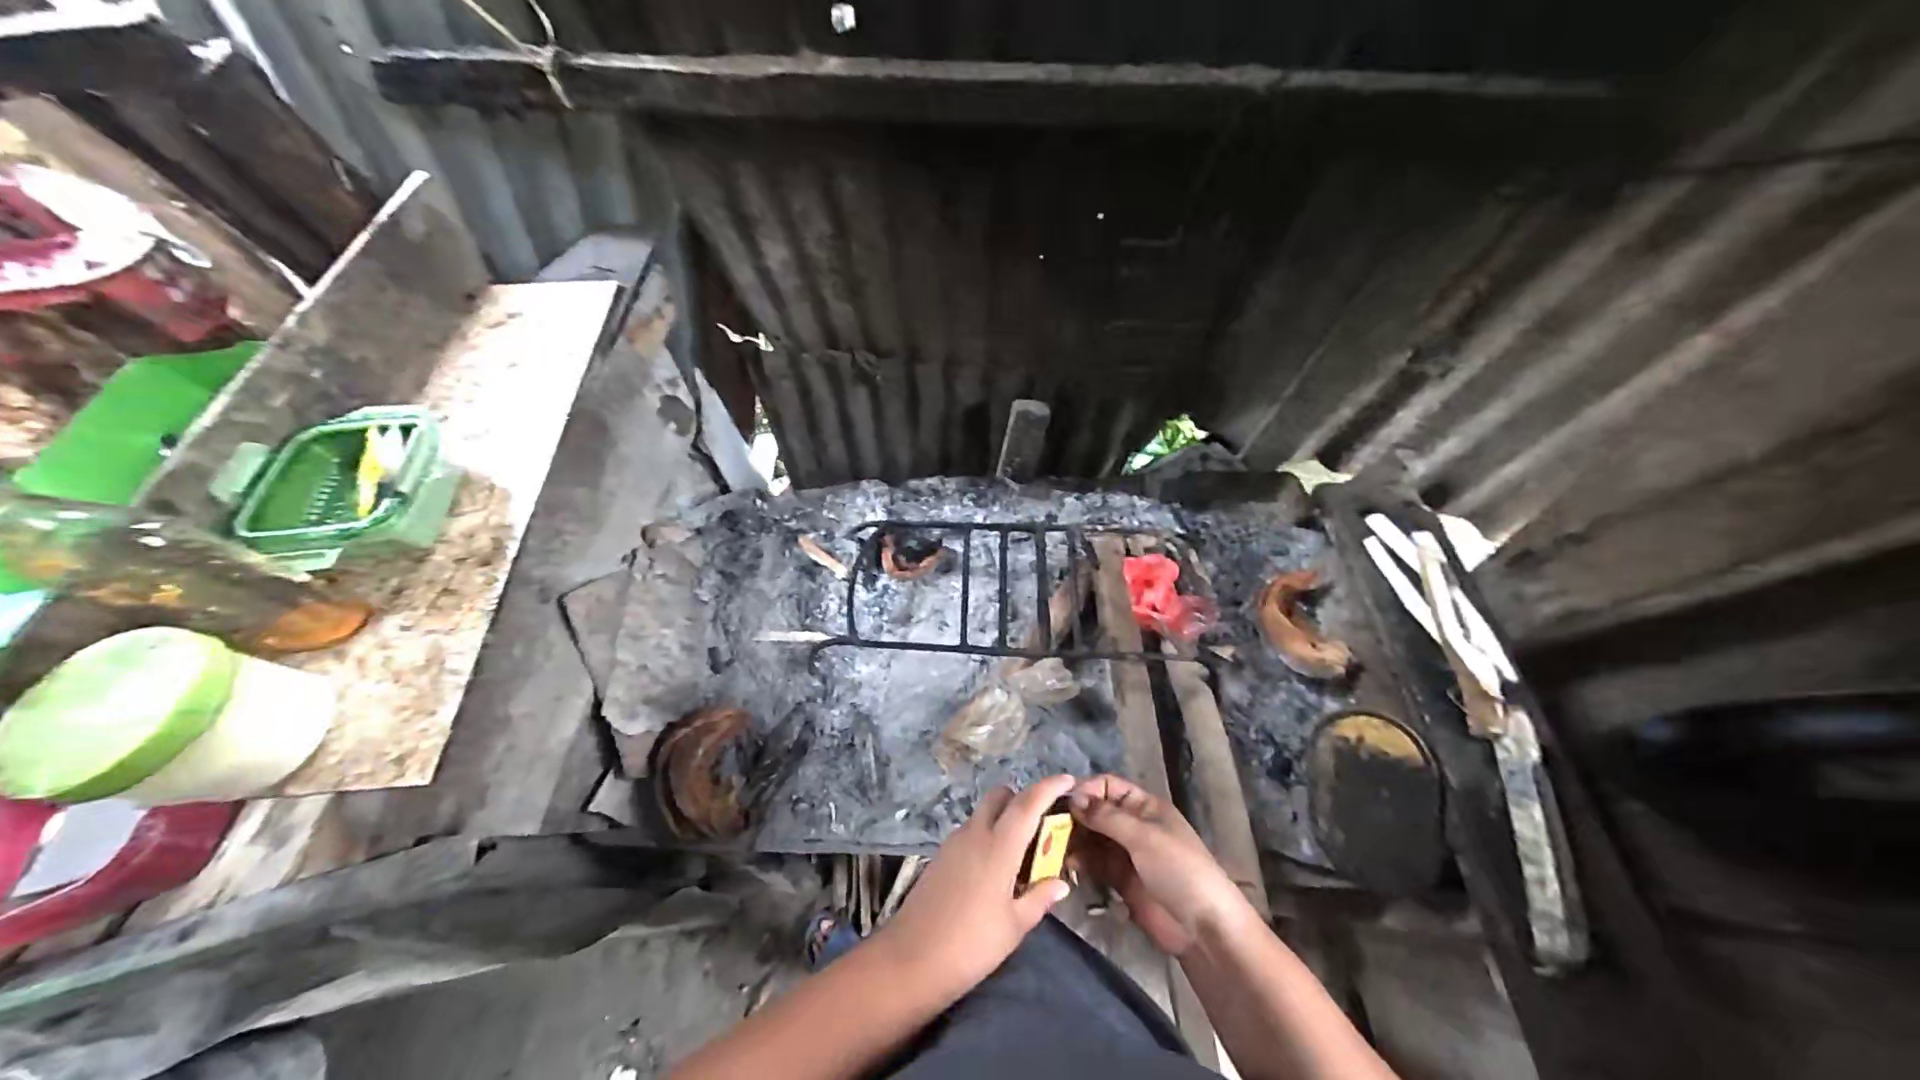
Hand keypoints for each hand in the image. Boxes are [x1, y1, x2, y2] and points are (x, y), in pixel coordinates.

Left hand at [872, 774, 1076, 1000]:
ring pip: (983, 813)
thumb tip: (1060, 883)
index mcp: (998, 846)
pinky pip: (970, 832)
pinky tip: (996, 867)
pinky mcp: (940, 856)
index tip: (1068, 780)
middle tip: (1044, 823)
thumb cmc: (970, 945)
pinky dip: (988, 835)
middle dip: (1022, 798)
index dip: (1049, 787)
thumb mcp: (1014, 926)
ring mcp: (953, 843)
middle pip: (1000, 797)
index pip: (1027, 804)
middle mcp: (974, 834)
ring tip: (1023, 852)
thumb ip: (1039, 898)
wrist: (909, 960)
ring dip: (1004, 818)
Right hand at [1069, 774, 1247, 954]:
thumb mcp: (1144, 836)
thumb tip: (1073, 798)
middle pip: (1095, 812)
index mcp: (1144, 806)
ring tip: (1052, 848)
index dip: (1085, 791)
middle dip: (1073, 816)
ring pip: (1090, 838)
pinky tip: (1065, 866)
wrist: (1203, 928)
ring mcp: (1125, 853)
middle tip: (1047, 827)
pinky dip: (1078, 862)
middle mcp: (1132, 825)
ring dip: (1072, 840)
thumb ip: (1106, 816)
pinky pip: (1093, 863)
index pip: (1108, 786)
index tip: (1061, 802)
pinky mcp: (1119, 880)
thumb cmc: (1179, 870)